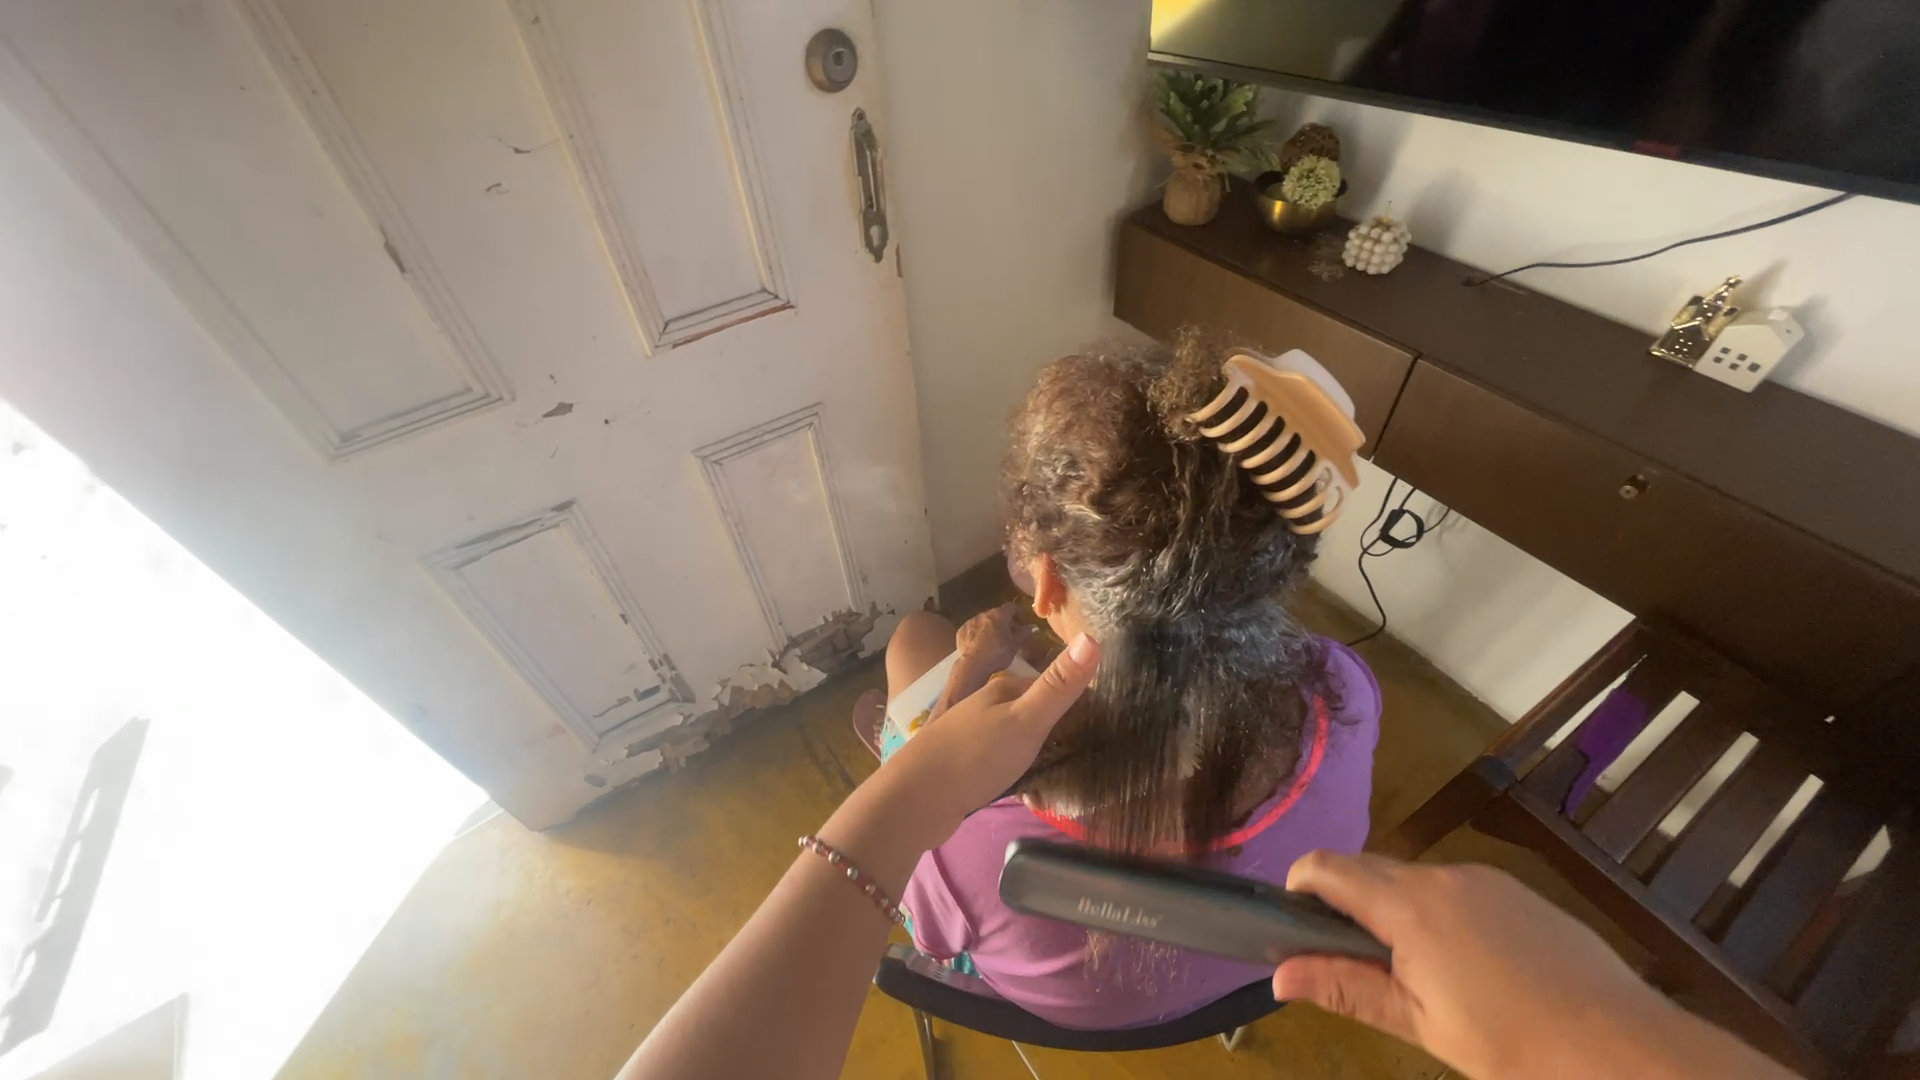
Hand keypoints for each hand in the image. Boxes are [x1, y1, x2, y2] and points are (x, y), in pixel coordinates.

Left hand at [871, 633, 1096, 848]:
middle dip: (1056, 728)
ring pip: (1015, 739)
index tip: (1103, 719)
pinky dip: (1017, 775)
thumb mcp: (1026, 720)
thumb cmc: (975, 756)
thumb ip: (1058, 686)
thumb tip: (1093, 636)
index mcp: (1000, 690)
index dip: (1074, 699)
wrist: (914, 801)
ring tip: (1063, 774)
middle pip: (1030, 712)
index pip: (1048, 686)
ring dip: (1037, 754)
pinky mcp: (964, 768)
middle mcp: (984, 707)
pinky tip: (1029, 792)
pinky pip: (1001, 766)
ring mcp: (971, 738)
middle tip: (1087, 750)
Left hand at [954, 602, 1035, 672]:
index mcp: (999, 614)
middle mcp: (984, 614)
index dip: (1018, 613)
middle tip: (1010, 634)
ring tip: (994, 642)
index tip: (1021, 622)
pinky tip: (981, 646)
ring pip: (984, 621)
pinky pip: (973, 629)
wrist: (973, 665)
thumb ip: (1024, 633)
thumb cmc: (998, 654)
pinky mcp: (961, 631)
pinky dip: (978, 634)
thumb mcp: (1015, 645)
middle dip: (1004, 622)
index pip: (1012, 607)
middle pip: (997, 614)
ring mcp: (971, 621)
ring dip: (990, 628)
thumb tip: (1034, 627)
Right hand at [1274, 853, 1683, 1079]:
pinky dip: (1441, 912)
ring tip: (1424, 971)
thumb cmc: (1515, 1050)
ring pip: (1413, 878)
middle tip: (1358, 958)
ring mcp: (1482, 878)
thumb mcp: (1421, 1025)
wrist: (1636, 1056)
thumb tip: (1277, 977)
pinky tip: (1476, 965)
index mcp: (1406, 905)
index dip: (1299, 884)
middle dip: (1347, 899)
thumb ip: (1345, 988)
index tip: (1296, 922)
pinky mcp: (1518, 890)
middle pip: (1367, 867)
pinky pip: (1457, 887)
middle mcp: (1438, 875)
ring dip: (1396, 907)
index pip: (1326, 866)